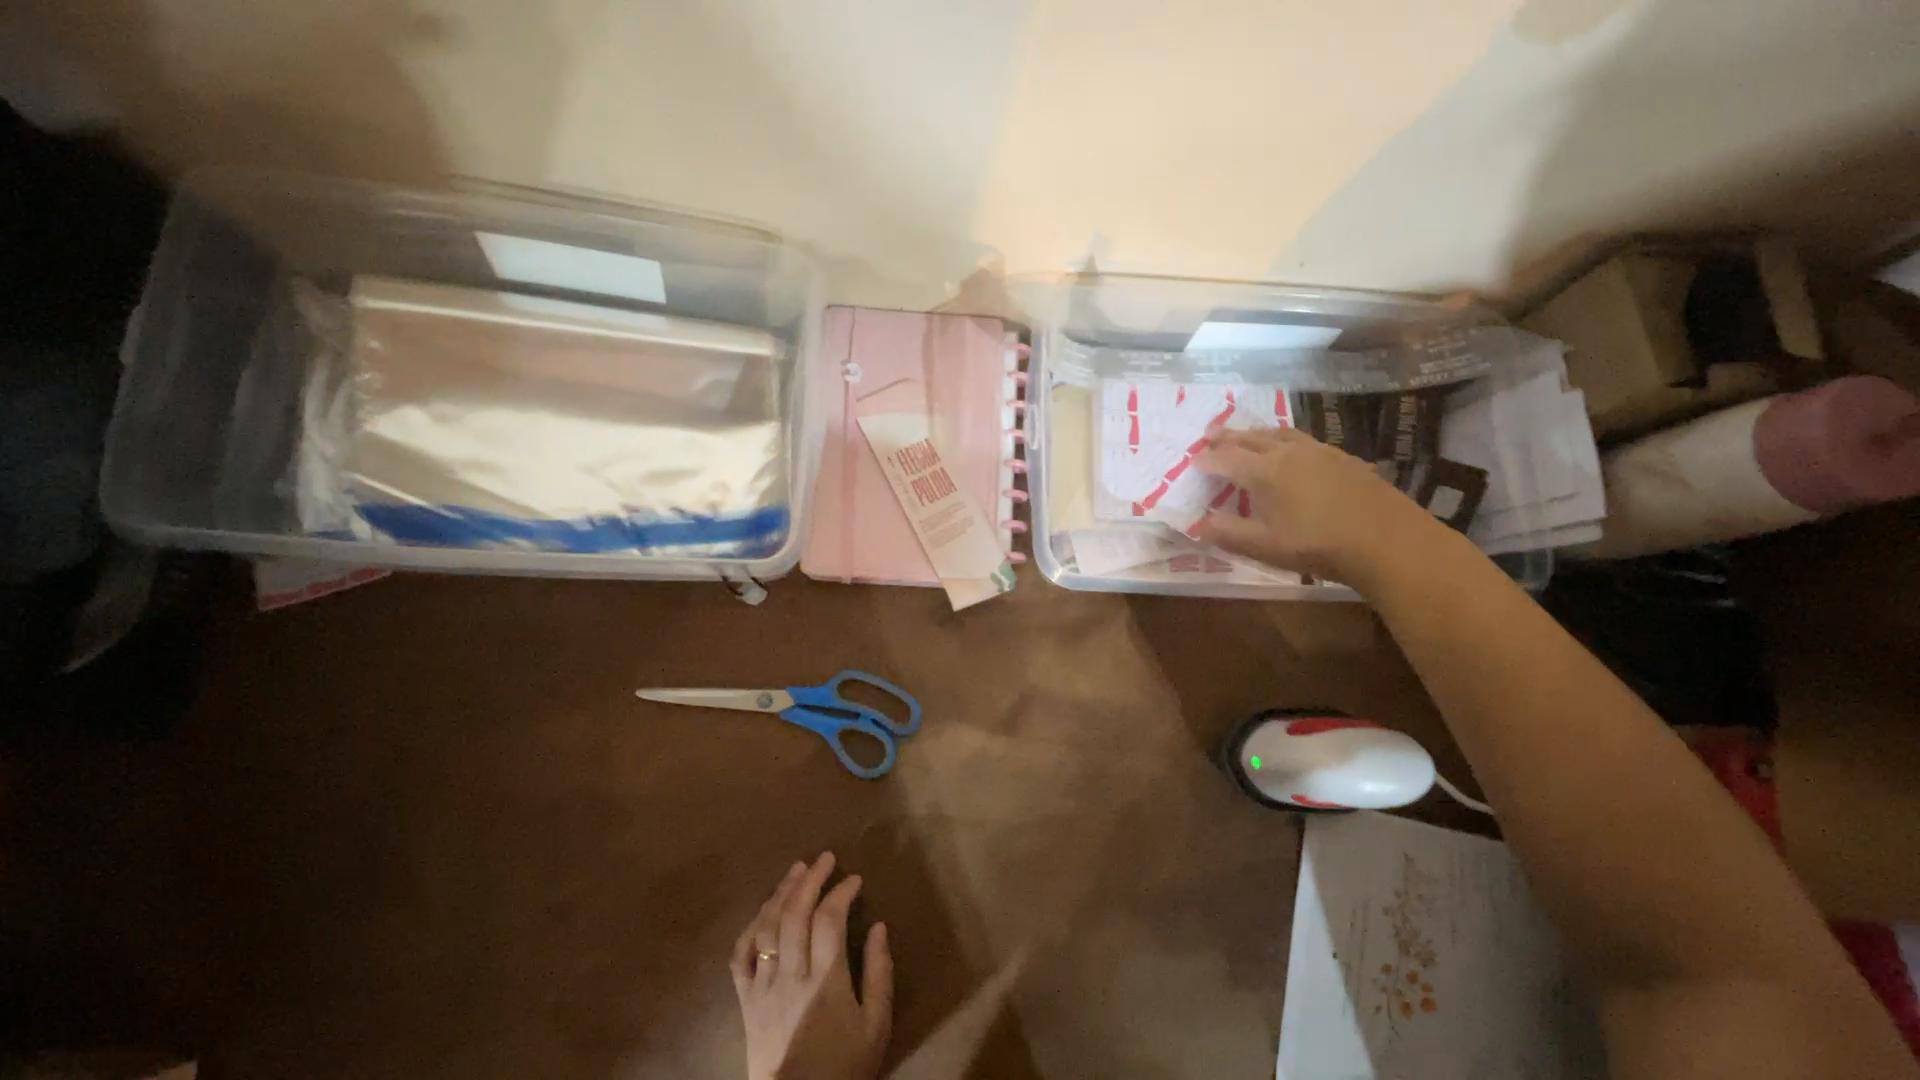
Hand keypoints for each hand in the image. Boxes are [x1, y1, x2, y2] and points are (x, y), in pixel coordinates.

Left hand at [732, 853, 892, 1079]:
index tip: (855, 879)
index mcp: (825, 982)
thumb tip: (879, 927)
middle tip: (825, 858)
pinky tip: (764, 910)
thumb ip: (879, 974)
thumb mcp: (876, 1027)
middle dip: (811, 880)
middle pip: (796, 914)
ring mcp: (762, 987)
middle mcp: (790, 976)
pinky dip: (751, 927)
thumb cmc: (843, 1067)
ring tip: (796, 870)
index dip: (841, 892)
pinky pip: (740, 955)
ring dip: (781, 893)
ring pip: (767, 927)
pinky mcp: (744, 1000)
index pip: (829, 920)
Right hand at [1194, 427, 1452, 587]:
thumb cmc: (1318, 546)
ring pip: (1280, 434)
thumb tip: (1197, 523)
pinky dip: (1286, 441)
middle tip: (1209, 435)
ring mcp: (1320, 452)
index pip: (1226, 459)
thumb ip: (1228, 533)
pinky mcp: (1344, 459)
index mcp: (1265, 471)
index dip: (1206, 460)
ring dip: (1257, 433)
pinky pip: (1306, 441)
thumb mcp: (1265, 547)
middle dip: (1227, 437)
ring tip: (1247, 435)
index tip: (1191, 461)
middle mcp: (1289, 453)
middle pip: (1251, 438)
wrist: (1386, 541)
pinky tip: (1294, 452)